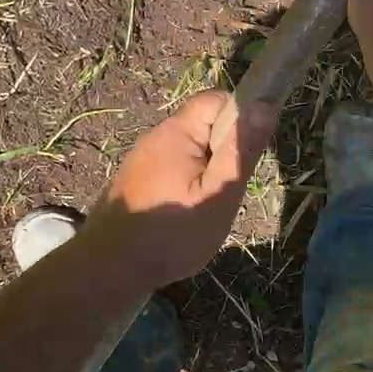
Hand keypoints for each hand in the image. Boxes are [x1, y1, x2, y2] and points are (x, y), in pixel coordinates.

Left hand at [82, 91, 277, 285]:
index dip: (240, 118)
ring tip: (205, 210)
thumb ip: (241, 150)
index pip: (217, 100)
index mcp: (177, 133)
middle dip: (223, 152)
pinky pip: (170, 170)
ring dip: (204, 173)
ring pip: (188, 152)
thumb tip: (265, 104)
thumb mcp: (219, 194)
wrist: (107, 271)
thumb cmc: (171, 235)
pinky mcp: (133, 181)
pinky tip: (182, 219)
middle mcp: (155, 137)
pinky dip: (184, 187)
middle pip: (202, 126)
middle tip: (226, 192)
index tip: (246, 155)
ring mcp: (141, 160)